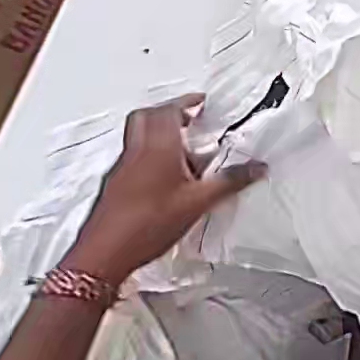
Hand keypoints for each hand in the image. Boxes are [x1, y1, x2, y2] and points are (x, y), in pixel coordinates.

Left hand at [59, 94, 265, 283]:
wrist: (102, 258)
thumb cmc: (149, 224)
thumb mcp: (199, 202)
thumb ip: (231, 181)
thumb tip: (258, 167)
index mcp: (157, 149)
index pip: (167, 111)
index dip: (185, 101)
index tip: (201, 101)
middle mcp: (136, 153)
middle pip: (145, 117)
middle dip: (168, 111)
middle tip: (191, 118)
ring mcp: (121, 170)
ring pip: (138, 137)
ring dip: (160, 133)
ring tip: (188, 150)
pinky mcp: (115, 186)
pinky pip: (134, 157)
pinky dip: (152, 154)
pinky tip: (171, 177)